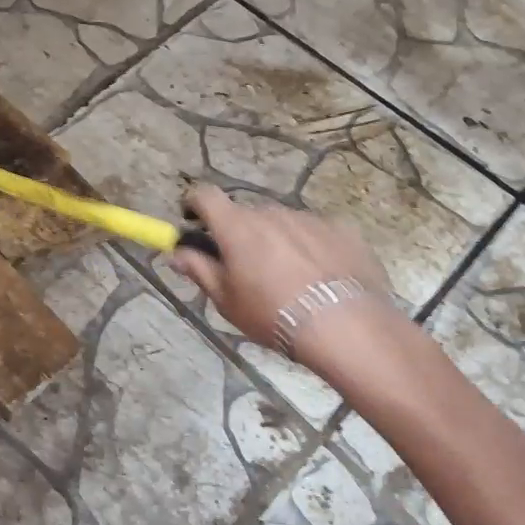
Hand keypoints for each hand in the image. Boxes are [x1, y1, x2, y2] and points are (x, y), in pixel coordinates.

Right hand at [170, 185, 401, 366]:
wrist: (348, 328)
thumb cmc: (274, 315)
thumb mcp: (226, 300)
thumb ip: (199, 270)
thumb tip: (176, 253)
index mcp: (236, 226)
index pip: (204, 195)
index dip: (194, 204)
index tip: (194, 222)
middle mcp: (270, 213)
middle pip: (246, 214)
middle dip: (240, 233)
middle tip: (246, 267)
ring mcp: (309, 219)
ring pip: (282, 223)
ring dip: (276, 240)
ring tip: (290, 278)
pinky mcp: (344, 230)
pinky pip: (317, 232)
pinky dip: (311, 247)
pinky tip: (322, 277)